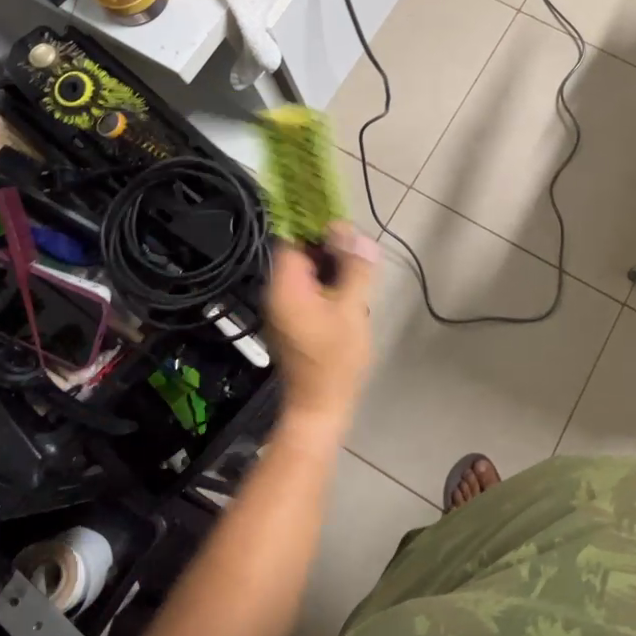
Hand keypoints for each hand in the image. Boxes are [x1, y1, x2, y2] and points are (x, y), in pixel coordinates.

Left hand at [265, 224, 377, 424]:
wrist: (320, 408)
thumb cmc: (335, 360)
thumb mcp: (351, 308)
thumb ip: (354, 267)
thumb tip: (357, 234)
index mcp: (286, 287)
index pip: (293, 239)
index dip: (317, 226)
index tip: (345, 226)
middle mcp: (277, 293)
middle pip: (300, 253)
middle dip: (329, 246)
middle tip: (358, 250)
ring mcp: (283, 309)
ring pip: (306, 271)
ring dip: (331, 265)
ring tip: (358, 268)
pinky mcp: (293, 321)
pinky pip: (308, 289)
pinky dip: (326, 283)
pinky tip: (349, 291)